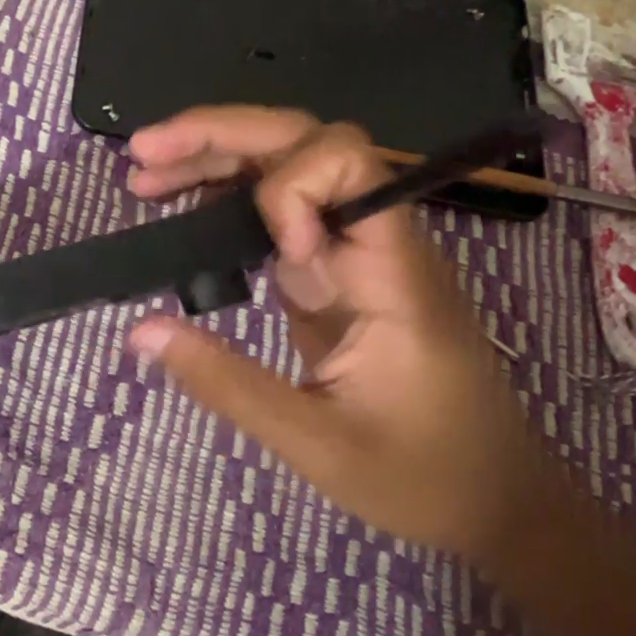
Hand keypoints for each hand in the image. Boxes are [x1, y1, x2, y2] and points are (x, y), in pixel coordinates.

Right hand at [125, 107, 557, 561]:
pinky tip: (180, 211)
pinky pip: (275, 212)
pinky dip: (223, 200)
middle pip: (305, 145)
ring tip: (144, 180)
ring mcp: (352, 253)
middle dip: (221, 136)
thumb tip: (139, 330)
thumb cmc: (422, 476)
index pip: (349, 165)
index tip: (272, 253)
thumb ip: (226, 384)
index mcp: (392, 271)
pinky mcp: (332, 273)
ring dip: (214, 160)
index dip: (291, 184)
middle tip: (143, 153)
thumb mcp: (318, 445)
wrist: (496, 500)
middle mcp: (373, 242)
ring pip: (286, 168)